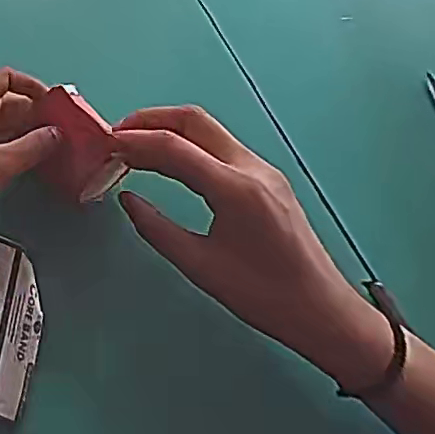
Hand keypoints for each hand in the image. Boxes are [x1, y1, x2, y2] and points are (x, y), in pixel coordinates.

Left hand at [0, 69, 60, 246]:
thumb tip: (56, 133)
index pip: (4, 80)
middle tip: (62, 128)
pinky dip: (13, 146)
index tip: (54, 105)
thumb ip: (32, 146)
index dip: (32, 87)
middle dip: (32, 112)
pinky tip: (33, 159)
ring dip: (25, 131)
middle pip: (4, 101)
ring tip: (55, 144)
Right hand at [111, 106, 394, 388]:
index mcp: (236, 189)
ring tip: (135, 144)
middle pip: (192, 120)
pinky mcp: (265, 175)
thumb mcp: (202, 268)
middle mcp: (250, 167)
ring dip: (167, 128)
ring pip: (206, 127)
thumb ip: (157, 229)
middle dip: (149, 119)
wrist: (328, 314)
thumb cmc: (266, 298)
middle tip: (117, 134)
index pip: (173, 147)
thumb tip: (127, 198)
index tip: (106, 144)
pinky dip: (186, 142)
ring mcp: (262, 168)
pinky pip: (218, 144)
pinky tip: (169, 159)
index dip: (135, 141)